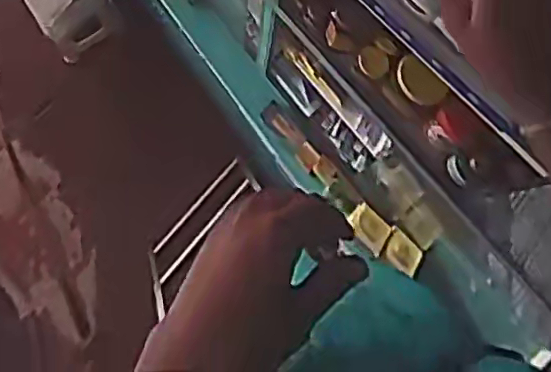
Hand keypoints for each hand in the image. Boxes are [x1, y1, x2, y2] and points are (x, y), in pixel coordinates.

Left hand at [137, 189, 366, 371]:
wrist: (196, 350)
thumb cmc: (244, 338)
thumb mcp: (298, 314)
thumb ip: (330, 284)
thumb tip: (354, 268)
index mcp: (275, 229)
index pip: (316, 211)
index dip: (336, 223)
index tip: (347, 239)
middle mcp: (250, 214)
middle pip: (292, 199)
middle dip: (315, 215)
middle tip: (331, 242)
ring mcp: (229, 220)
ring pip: (269, 200)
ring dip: (291, 214)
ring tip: (306, 245)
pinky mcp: (215, 231)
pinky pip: (249, 209)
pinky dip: (268, 217)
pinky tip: (275, 245)